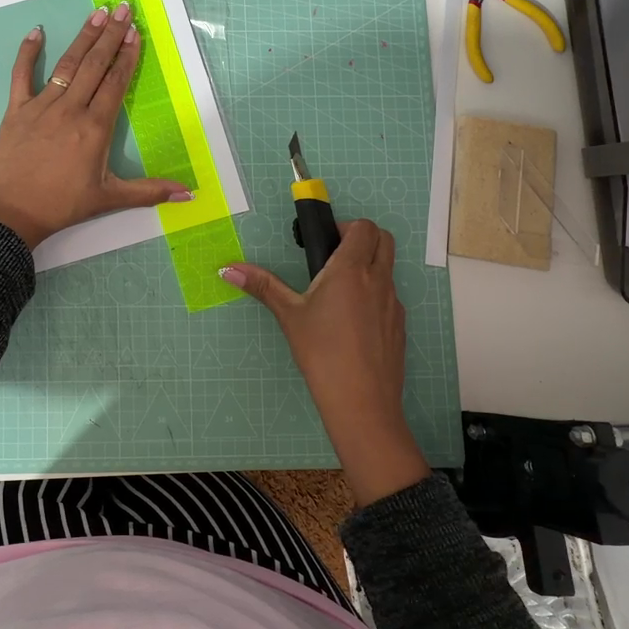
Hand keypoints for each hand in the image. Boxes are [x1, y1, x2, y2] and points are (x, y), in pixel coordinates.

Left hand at [0, 1, 192, 249]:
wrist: (12, 213)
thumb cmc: (62, 206)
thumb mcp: (109, 199)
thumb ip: (149, 191)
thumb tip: (190, 194)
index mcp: (95, 127)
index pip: (115, 83)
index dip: (127, 56)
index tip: (135, 32)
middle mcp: (70, 109)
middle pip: (94, 65)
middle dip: (111, 35)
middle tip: (122, 8)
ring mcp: (41, 106)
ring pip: (66, 65)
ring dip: (83, 38)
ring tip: (97, 13)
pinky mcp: (16, 110)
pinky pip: (21, 75)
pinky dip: (28, 53)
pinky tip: (37, 31)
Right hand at [222, 220, 430, 504]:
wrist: (363, 403)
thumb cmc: (322, 354)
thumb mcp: (289, 316)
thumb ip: (262, 286)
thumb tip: (228, 269)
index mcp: (351, 270)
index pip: (364, 227)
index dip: (345, 225)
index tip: (324, 241)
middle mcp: (378, 280)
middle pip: (383, 239)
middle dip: (361, 237)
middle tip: (333, 256)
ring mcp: (394, 304)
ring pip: (388, 268)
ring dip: (368, 265)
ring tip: (337, 291)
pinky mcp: (400, 326)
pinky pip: (389, 296)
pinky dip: (374, 294)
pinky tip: (351, 321)